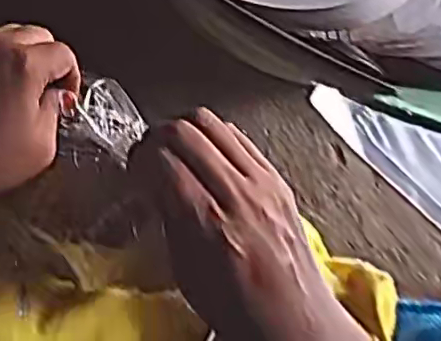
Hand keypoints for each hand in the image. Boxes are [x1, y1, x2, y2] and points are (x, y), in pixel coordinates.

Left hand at [0, 24, 80, 193]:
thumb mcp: (42, 143)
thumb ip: (56, 110)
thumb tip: (59, 96)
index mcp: (26, 62)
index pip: (63, 53)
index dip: (72, 76)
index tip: (67, 98)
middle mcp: (1, 44)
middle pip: (39, 34)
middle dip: (49, 58)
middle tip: (49, 88)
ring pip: (14, 33)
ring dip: (25, 52)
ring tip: (24, 84)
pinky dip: (2, 54)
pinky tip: (2, 81)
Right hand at [133, 111, 366, 340]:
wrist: (304, 331)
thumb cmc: (243, 312)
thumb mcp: (187, 272)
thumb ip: (167, 218)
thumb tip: (150, 182)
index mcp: (211, 224)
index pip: (162, 159)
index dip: (140, 159)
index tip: (135, 169)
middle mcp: (239, 196)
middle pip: (181, 131)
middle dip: (155, 137)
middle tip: (150, 154)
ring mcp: (262, 184)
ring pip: (207, 120)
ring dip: (181, 128)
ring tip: (175, 148)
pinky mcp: (277, 179)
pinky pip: (235, 134)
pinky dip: (211, 135)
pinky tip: (205, 153)